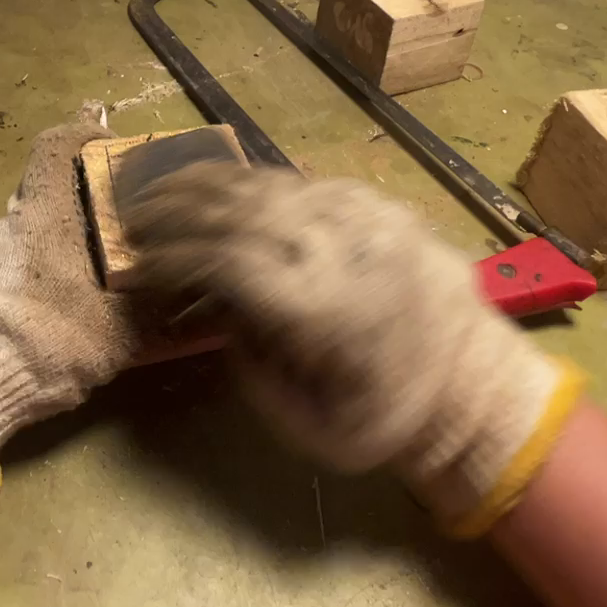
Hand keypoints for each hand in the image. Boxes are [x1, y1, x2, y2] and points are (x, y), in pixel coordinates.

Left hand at [0, 114, 140, 526]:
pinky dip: (47, 263)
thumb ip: (155, 300)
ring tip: (103, 264)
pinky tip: (69, 297)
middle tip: (124, 217)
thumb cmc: (55, 334)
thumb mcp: (123, 323)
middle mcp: (14, 221)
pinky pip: (22, 258)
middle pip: (50, 188)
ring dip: (66, 234)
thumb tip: (185, 285)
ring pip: (37, 226)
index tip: (108, 140)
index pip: (55, 146)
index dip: (80, 132)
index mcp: (45, 211)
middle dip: (86, 196)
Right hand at [124, 165, 586, 535]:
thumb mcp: (310, 426)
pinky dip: (243, 181)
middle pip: (233, 210)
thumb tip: (217, 310)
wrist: (475, 377)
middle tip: (131, 218)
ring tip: (159, 190)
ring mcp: (353, 212)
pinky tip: (215, 185)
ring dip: (200, 185)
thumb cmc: (389, 416)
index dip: (170, 257)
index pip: (223, 261)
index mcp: (318, 305)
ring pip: (260, 184)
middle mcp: (332, 244)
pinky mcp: (366, 198)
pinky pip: (291, 180)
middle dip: (172, 211)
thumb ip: (251, 369)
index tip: (135, 263)